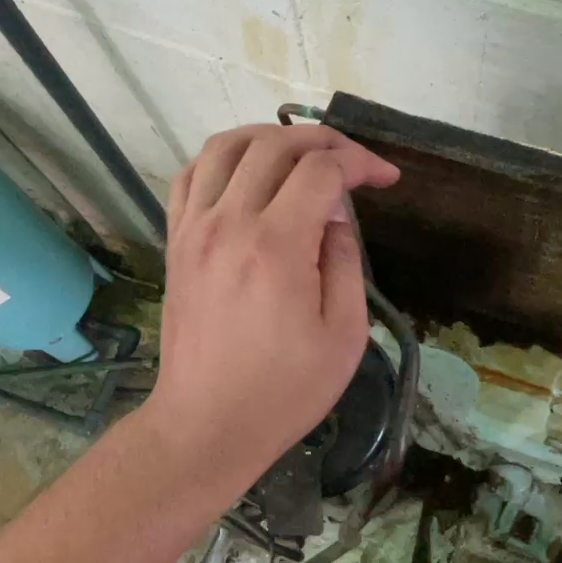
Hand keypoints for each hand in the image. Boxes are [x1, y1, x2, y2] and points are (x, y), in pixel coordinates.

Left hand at [147, 124, 399, 477]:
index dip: (361, 163)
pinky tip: (249, 172)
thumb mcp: (344, 335)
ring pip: (227, 145)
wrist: (206, 426)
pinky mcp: (175, 241)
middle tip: (353, 163)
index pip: (322, 170)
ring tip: (302, 153)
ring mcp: (194, 229)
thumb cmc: (284, 391)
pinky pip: (192, 174)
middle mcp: (229, 223)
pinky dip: (224, 157)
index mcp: (276, 247)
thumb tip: (336, 216)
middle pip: (276, 144)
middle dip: (324, 141)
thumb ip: (346, 262)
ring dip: (271, 136)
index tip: (385, 179)